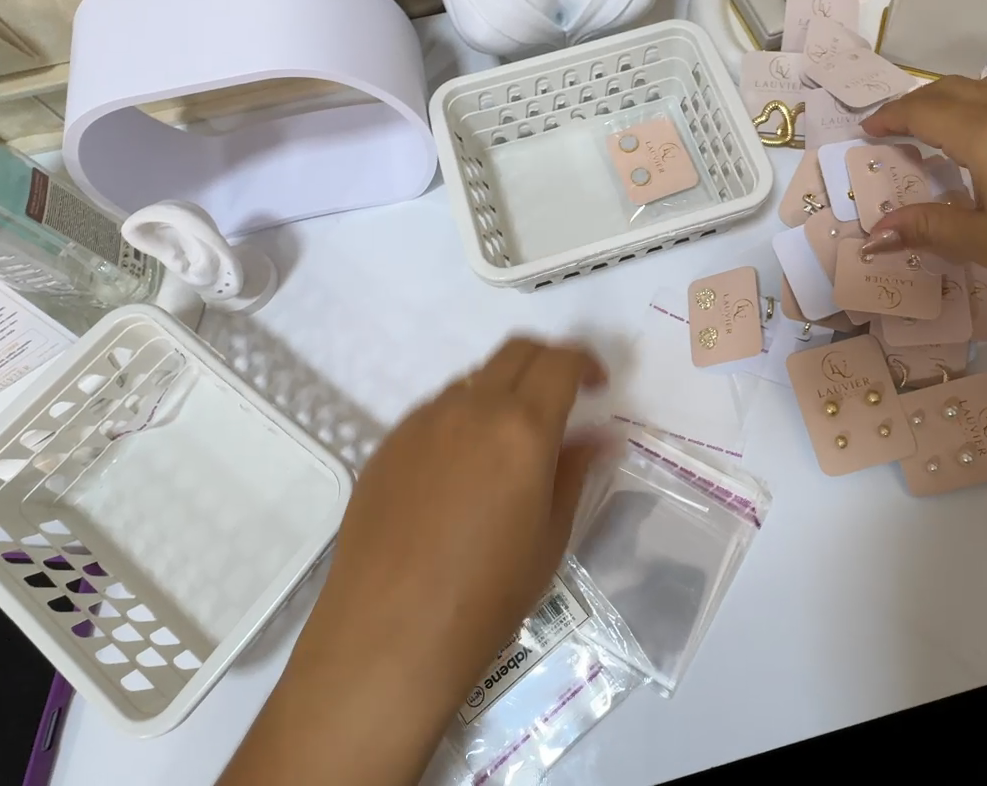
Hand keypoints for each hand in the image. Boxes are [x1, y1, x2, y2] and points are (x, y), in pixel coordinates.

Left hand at [221, 338, 608, 785]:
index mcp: (521, 427)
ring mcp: (422, 422)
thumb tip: (598, 437)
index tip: (598, 386)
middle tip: (564, 398)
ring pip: (474, 379)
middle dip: (548, 362)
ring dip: (503, 390)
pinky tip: (461, 471)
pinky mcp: (388, 444)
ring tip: (510, 443)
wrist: (388, 634)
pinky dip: (463, 417)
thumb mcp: (550, 536)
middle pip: (516, 351)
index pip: (561, 361)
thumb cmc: (488, 595)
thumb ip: (574, 471)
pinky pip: (437, 410)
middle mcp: (470, 408)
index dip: (587, 363)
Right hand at [858, 75, 986, 325]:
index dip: (890, 117)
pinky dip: (983, 103)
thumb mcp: (986, 243)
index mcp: (984, 135)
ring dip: (950, 97)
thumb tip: (873, 235)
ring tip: (935, 125)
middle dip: (914, 102)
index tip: (866, 131)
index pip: (923, 111)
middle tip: (892, 128)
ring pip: (986, 86)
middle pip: (951, 89)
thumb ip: (927, 229)